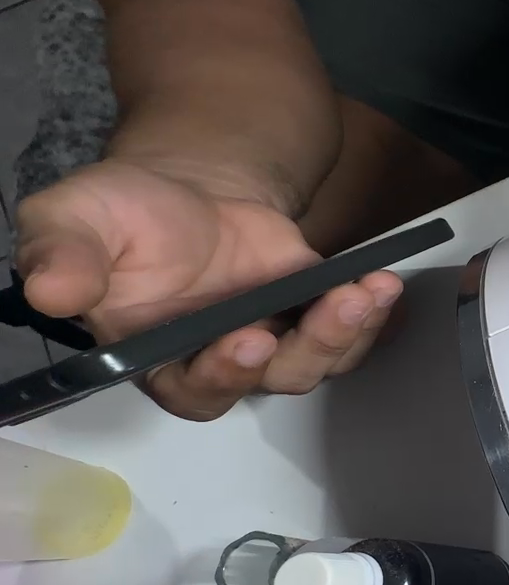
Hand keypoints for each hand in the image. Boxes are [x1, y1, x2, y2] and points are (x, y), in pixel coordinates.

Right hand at [15, 159, 401, 419]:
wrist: (193, 193)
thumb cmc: (125, 213)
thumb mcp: (75, 218)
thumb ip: (62, 255)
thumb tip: (49, 293)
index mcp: (158, 353)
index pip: (195, 390)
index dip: (226, 376)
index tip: (251, 338)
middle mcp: (225, 359)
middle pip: (279, 378)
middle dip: (313, 346)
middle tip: (338, 303)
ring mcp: (281, 343)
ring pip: (326, 359)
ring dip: (354, 328)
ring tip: (369, 288)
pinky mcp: (319, 321)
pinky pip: (356, 334)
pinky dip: (375, 313)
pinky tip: (382, 284)